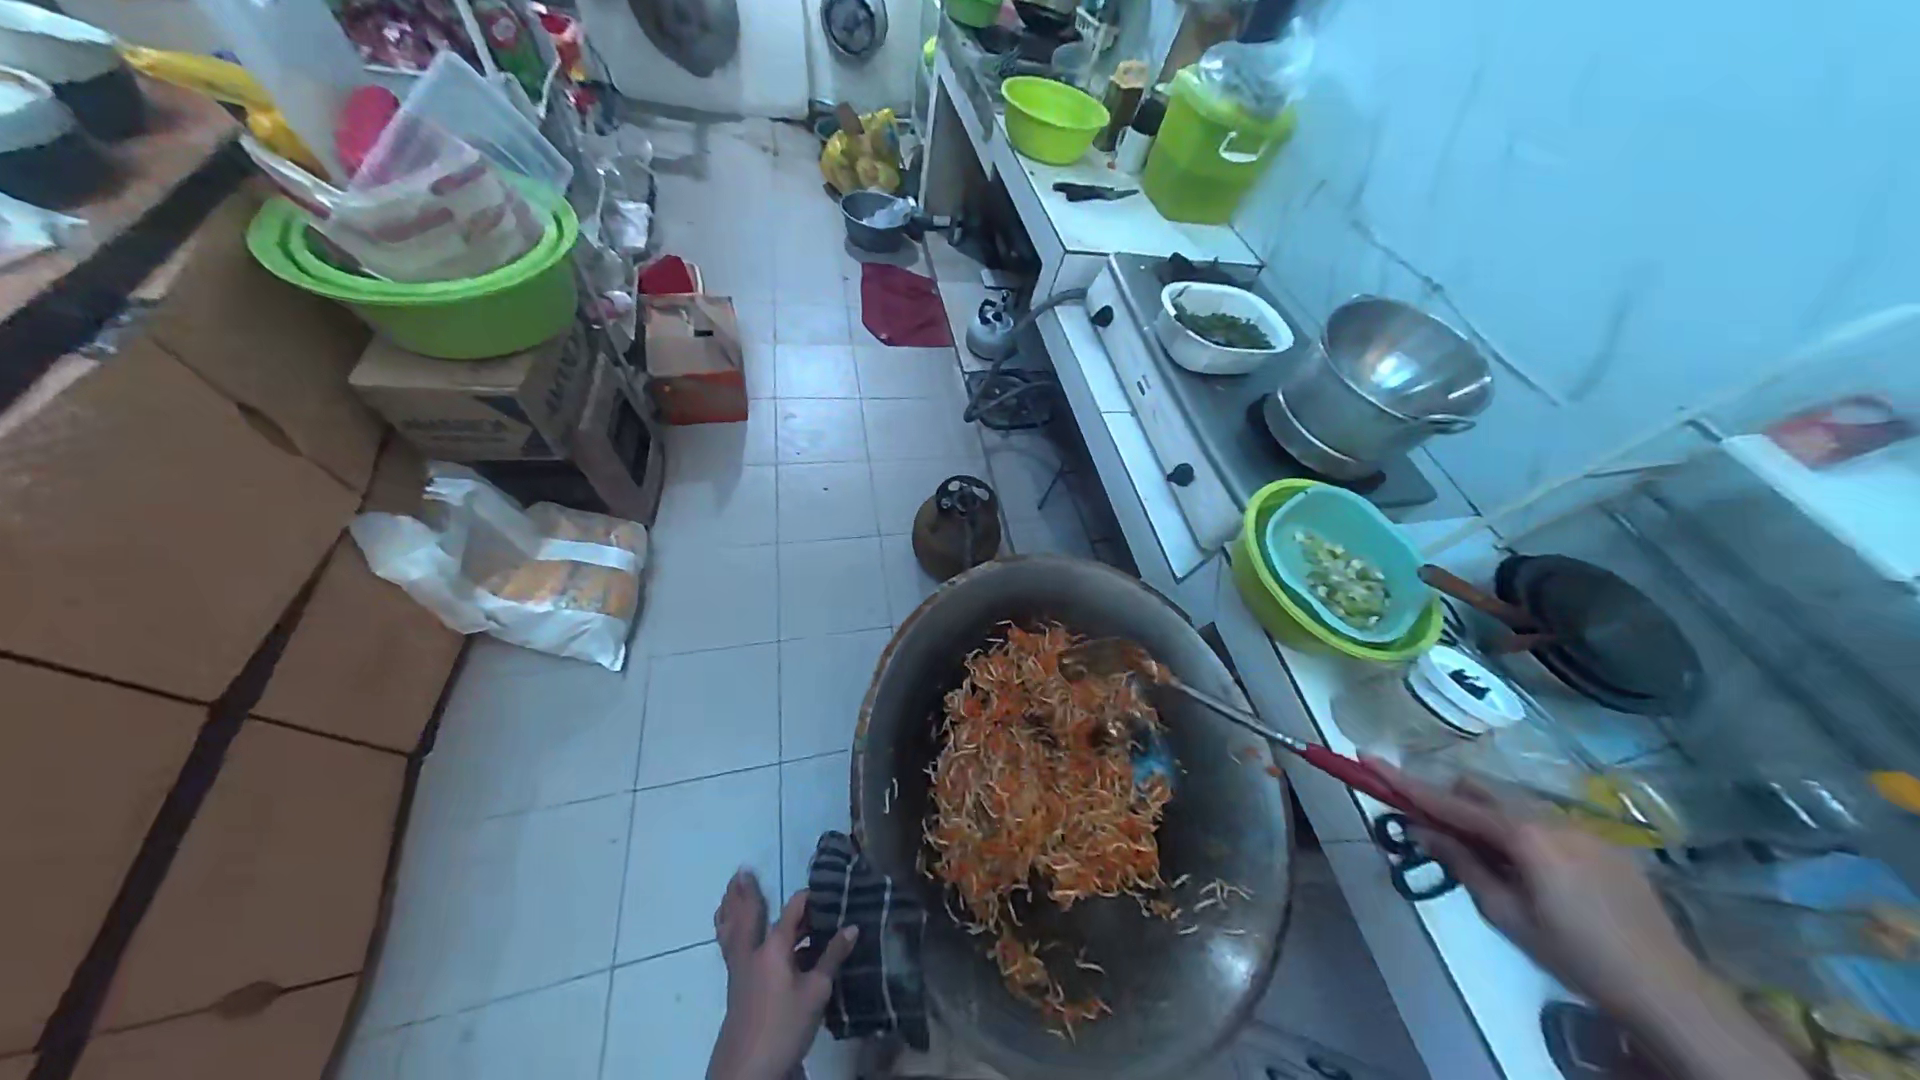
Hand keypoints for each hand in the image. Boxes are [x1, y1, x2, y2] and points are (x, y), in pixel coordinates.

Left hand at [708, 873, 858, 1079]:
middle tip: (742, 871)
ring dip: (732, 909)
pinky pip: (729, 946)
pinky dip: (728, 931)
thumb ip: (832, 957)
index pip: (792, 911)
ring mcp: (740, 970)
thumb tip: (852, 927)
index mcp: (773, 948)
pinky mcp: (735, 987)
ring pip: (733, 930)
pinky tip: (730, 932)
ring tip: (729, 891)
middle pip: (749, 915)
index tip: (820, 889)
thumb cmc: (785, 1027)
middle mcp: (752, 952)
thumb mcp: (816, 992)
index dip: (807, 898)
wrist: (746, 1071)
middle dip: (747, 893)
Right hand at [1385, 769, 1699, 1016]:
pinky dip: (1521, 834)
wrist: (1669, 992)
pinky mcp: (1606, 843)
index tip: (1366, 757)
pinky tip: (1534, 875)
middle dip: (1449, 802)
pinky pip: (1546, 823)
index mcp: (1523, 836)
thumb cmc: (1575, 955)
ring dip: (1487, 820)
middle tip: (1433, 832)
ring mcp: (1583, 828)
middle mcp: (1551, 819)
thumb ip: (1460, 861)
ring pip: (1514, 806)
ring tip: (1489, 863)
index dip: (1403, 781)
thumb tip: (1419, 828)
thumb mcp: (1504, 913)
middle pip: (1480, 792)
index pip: (1448, 801)